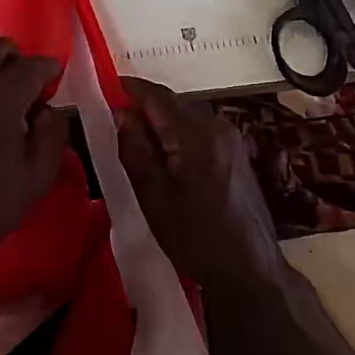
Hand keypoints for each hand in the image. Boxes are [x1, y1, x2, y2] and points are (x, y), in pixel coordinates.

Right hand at [116, 77, 285, 299]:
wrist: (248, 268)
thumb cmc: (194, 236)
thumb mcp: (153, 196)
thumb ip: (135, 150)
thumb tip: (121, 114)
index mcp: (196, 135)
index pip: (157, 96)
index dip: (130, 88)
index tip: (106, 87)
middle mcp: (218, 128)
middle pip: (175, 102)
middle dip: (144, 105)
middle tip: (115, 119)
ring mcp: (232, 140)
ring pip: (189, 114)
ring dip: (162, 119)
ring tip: (136, 138)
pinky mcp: (237, 154)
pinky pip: (201, 129)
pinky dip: (179, 131)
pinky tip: (165, 153)